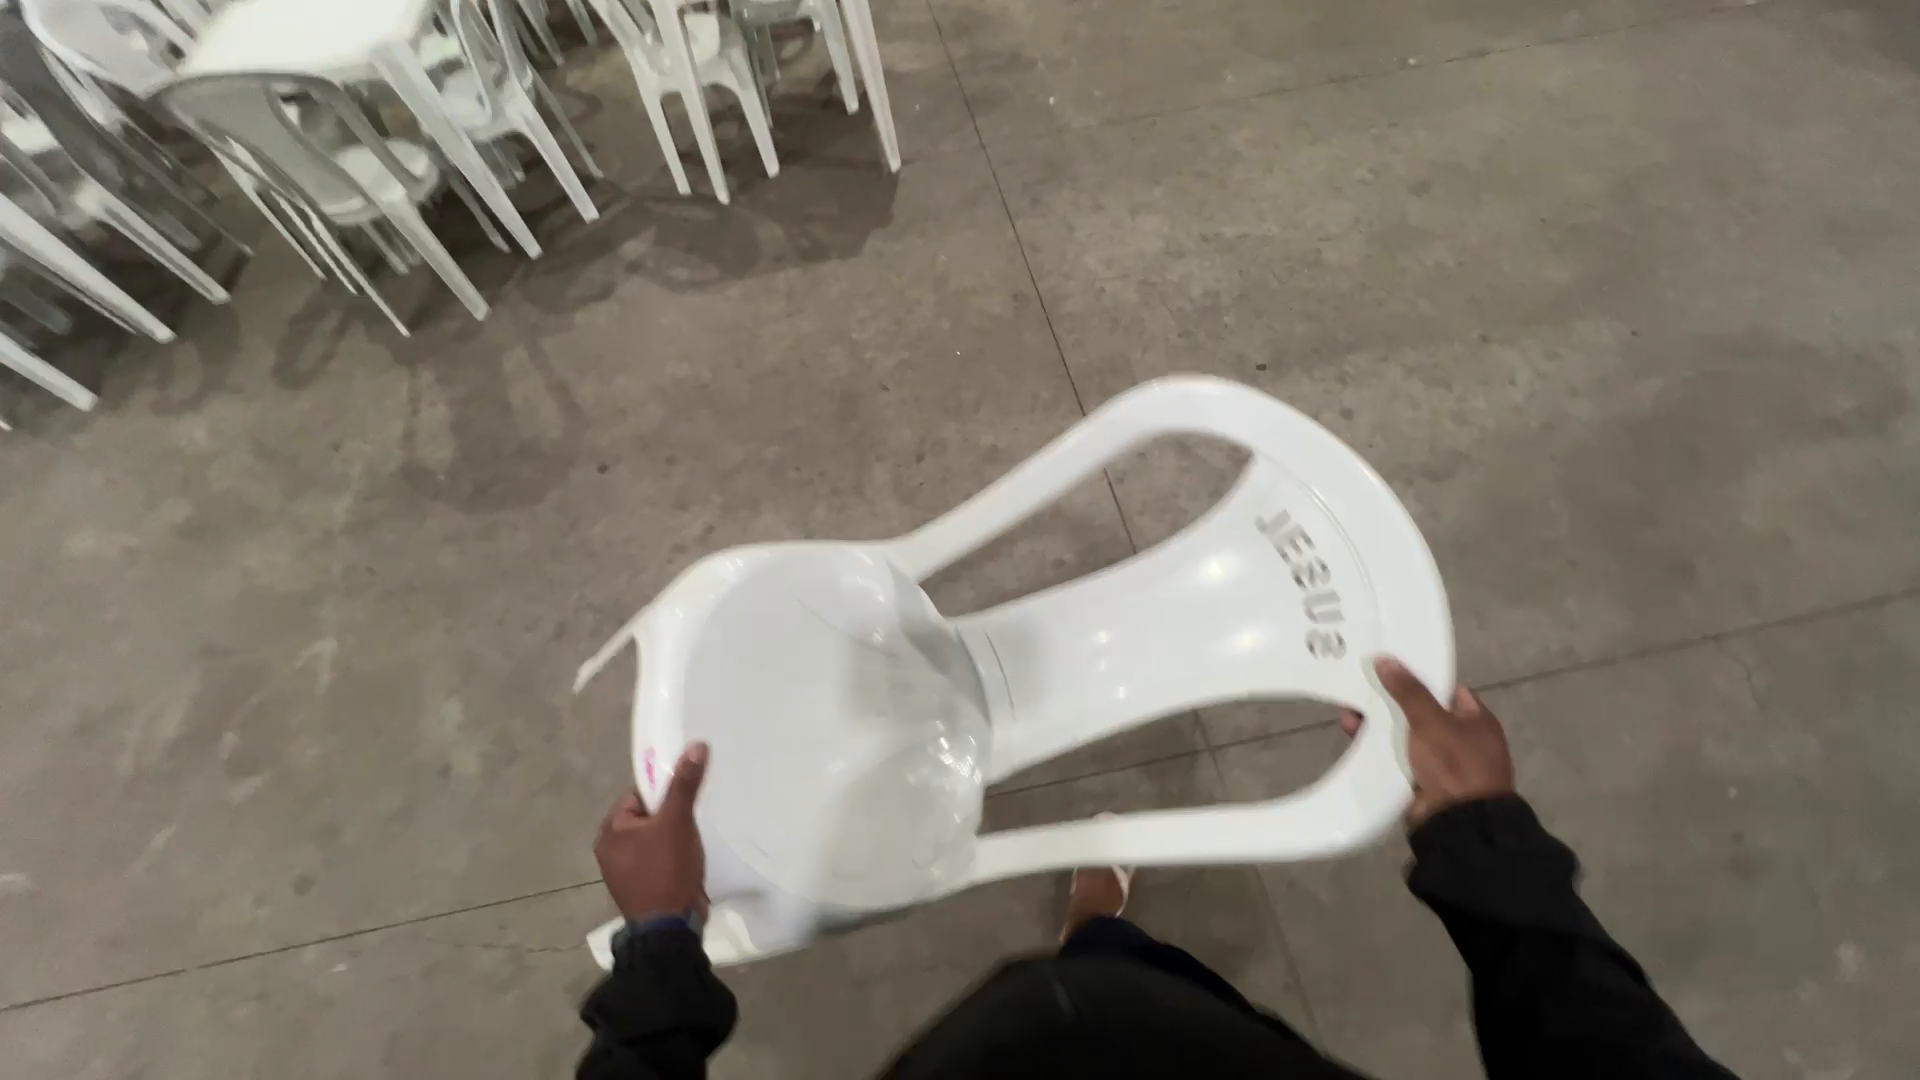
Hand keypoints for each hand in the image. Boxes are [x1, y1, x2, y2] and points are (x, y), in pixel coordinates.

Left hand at [594, 743, 710, 921]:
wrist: (671, 927)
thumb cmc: (666, 869)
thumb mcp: (677, 821)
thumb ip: (685, 784)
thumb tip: (696, 746)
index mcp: (611, 833)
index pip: (638, 795)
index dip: (663, 792)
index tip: (686, 796)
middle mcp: (612, 852)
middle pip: (648, 817)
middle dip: (672, 814)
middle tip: (694, 815)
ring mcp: (627, 872)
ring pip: (656, 839)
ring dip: (676, 835)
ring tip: (695, 835)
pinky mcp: (644, 887)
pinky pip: (660, 858)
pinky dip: (675, 854)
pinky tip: (692, 856)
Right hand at [1340, 657, 1514, 828]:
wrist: (1457, 823)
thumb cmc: (1455, 765)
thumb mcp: (1432, 722)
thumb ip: (1409, 692)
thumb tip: (1385, 660)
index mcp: (1474, 720)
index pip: (1444, 687)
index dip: (1417, 674)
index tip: (1387, 663)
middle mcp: (1457, 736)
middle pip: (1417, 707)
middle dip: (1387, 698)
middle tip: (1359, 684)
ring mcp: (1435, 757)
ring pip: (1400, 730)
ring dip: (1375, 721)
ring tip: (1347, 710)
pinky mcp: (1415, 774)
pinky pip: (1391, 751)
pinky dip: (1373, 742)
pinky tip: (1351, 732)